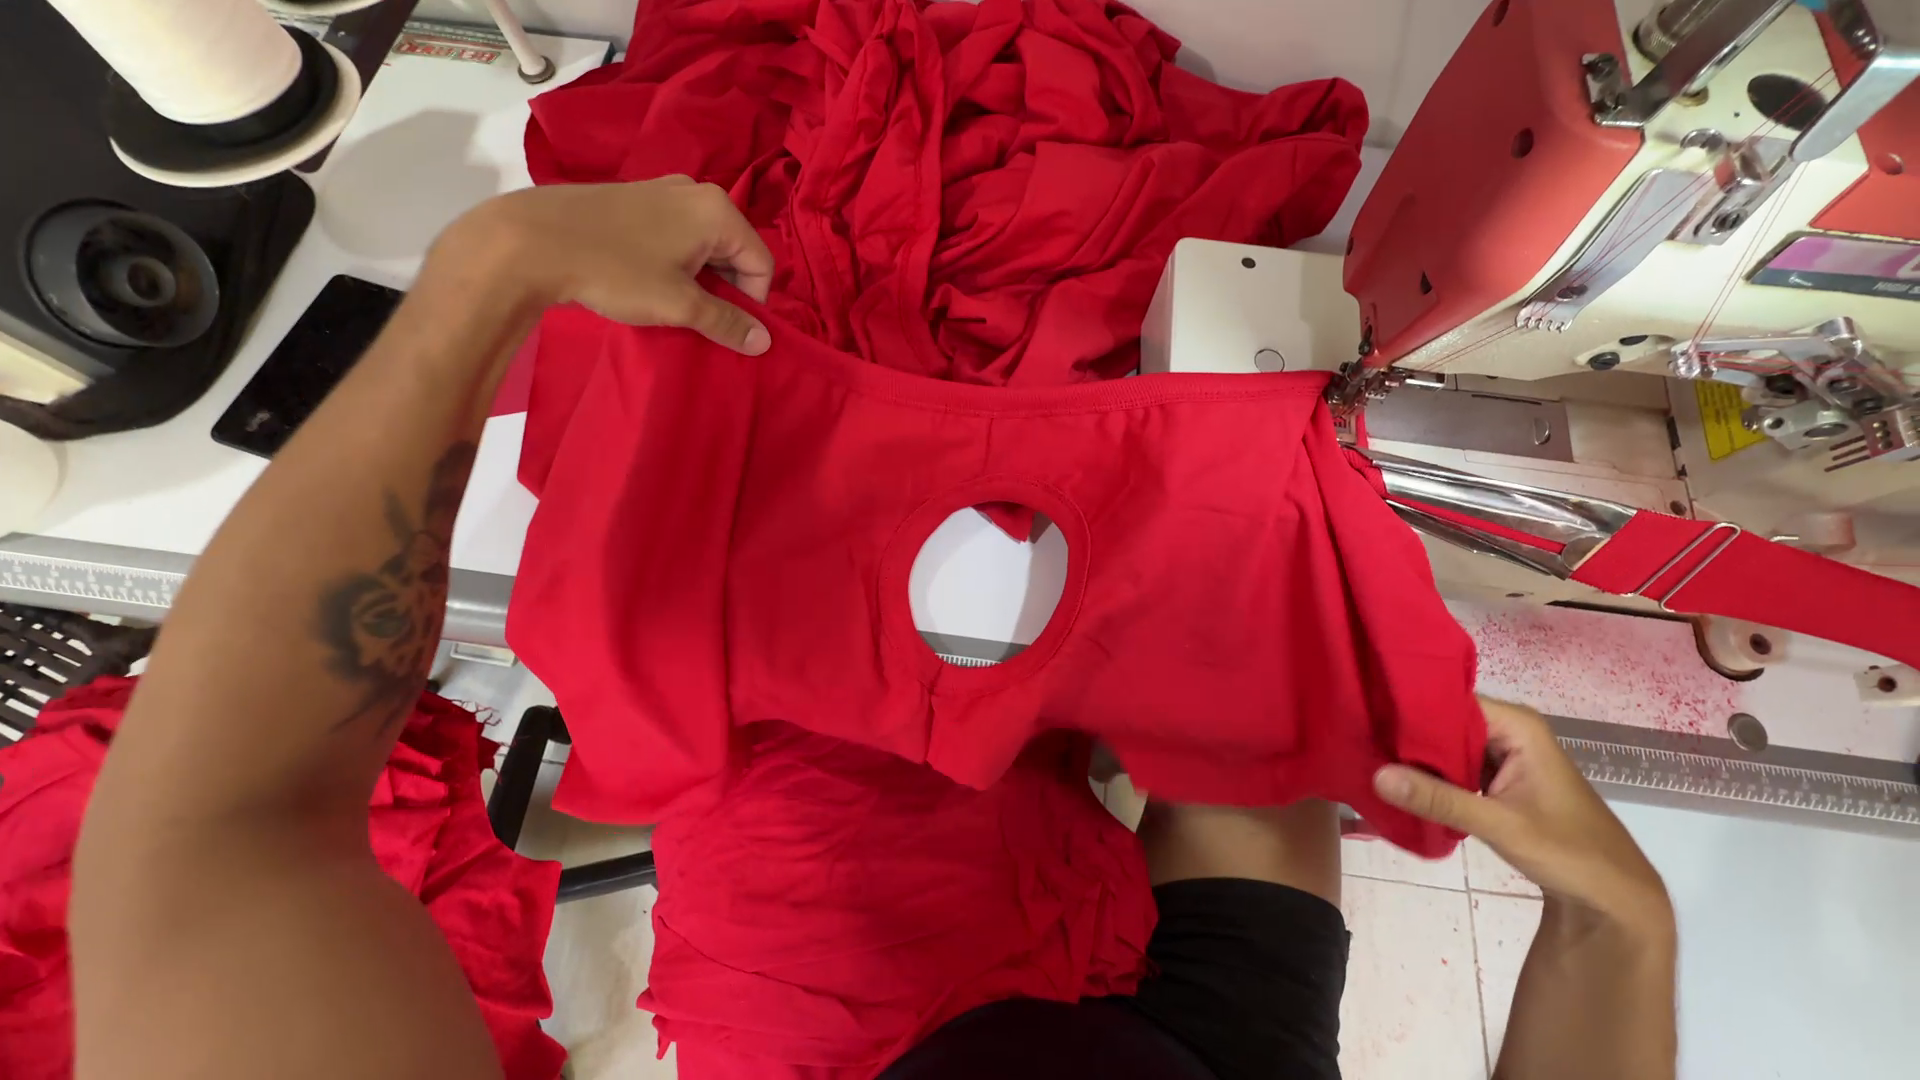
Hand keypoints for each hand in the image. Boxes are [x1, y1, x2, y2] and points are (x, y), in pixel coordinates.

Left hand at [438, 176, 775, 354]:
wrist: (532, 241)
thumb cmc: (616, 271)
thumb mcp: (680, 304)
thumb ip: (728, 322)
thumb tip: (765, 342)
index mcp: (718, 211)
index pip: (761, 264)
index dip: (752, 303)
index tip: (726, 327)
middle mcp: (697, 192)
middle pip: (735, 251)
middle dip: (726, 290)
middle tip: (699, 319)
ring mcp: (663, 191)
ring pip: (704, 245)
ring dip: (699, 280)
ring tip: (671, 304)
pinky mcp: (635, 199)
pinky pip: (676, 236)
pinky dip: (675, 263)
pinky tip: (648, 282)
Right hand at [1373, 699, 1670, 928]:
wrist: (1614, 897)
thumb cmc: (1569, 853)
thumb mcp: (1500, 826)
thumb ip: (1437, 799)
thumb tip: (1375, 775)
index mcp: (1517, 725)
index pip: (1450, 700)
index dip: (1409, 708)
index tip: (1366, 718)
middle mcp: (1509, 730)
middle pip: (1445, 721)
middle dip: (1407, 735)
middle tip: (1360, 741)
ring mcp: (1504, 754)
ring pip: (1447, 745)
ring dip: (1416, 757)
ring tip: (1369, 757)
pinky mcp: (1497, 777)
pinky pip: (1454, 765)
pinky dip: (1431, 775)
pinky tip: (1398, 781)